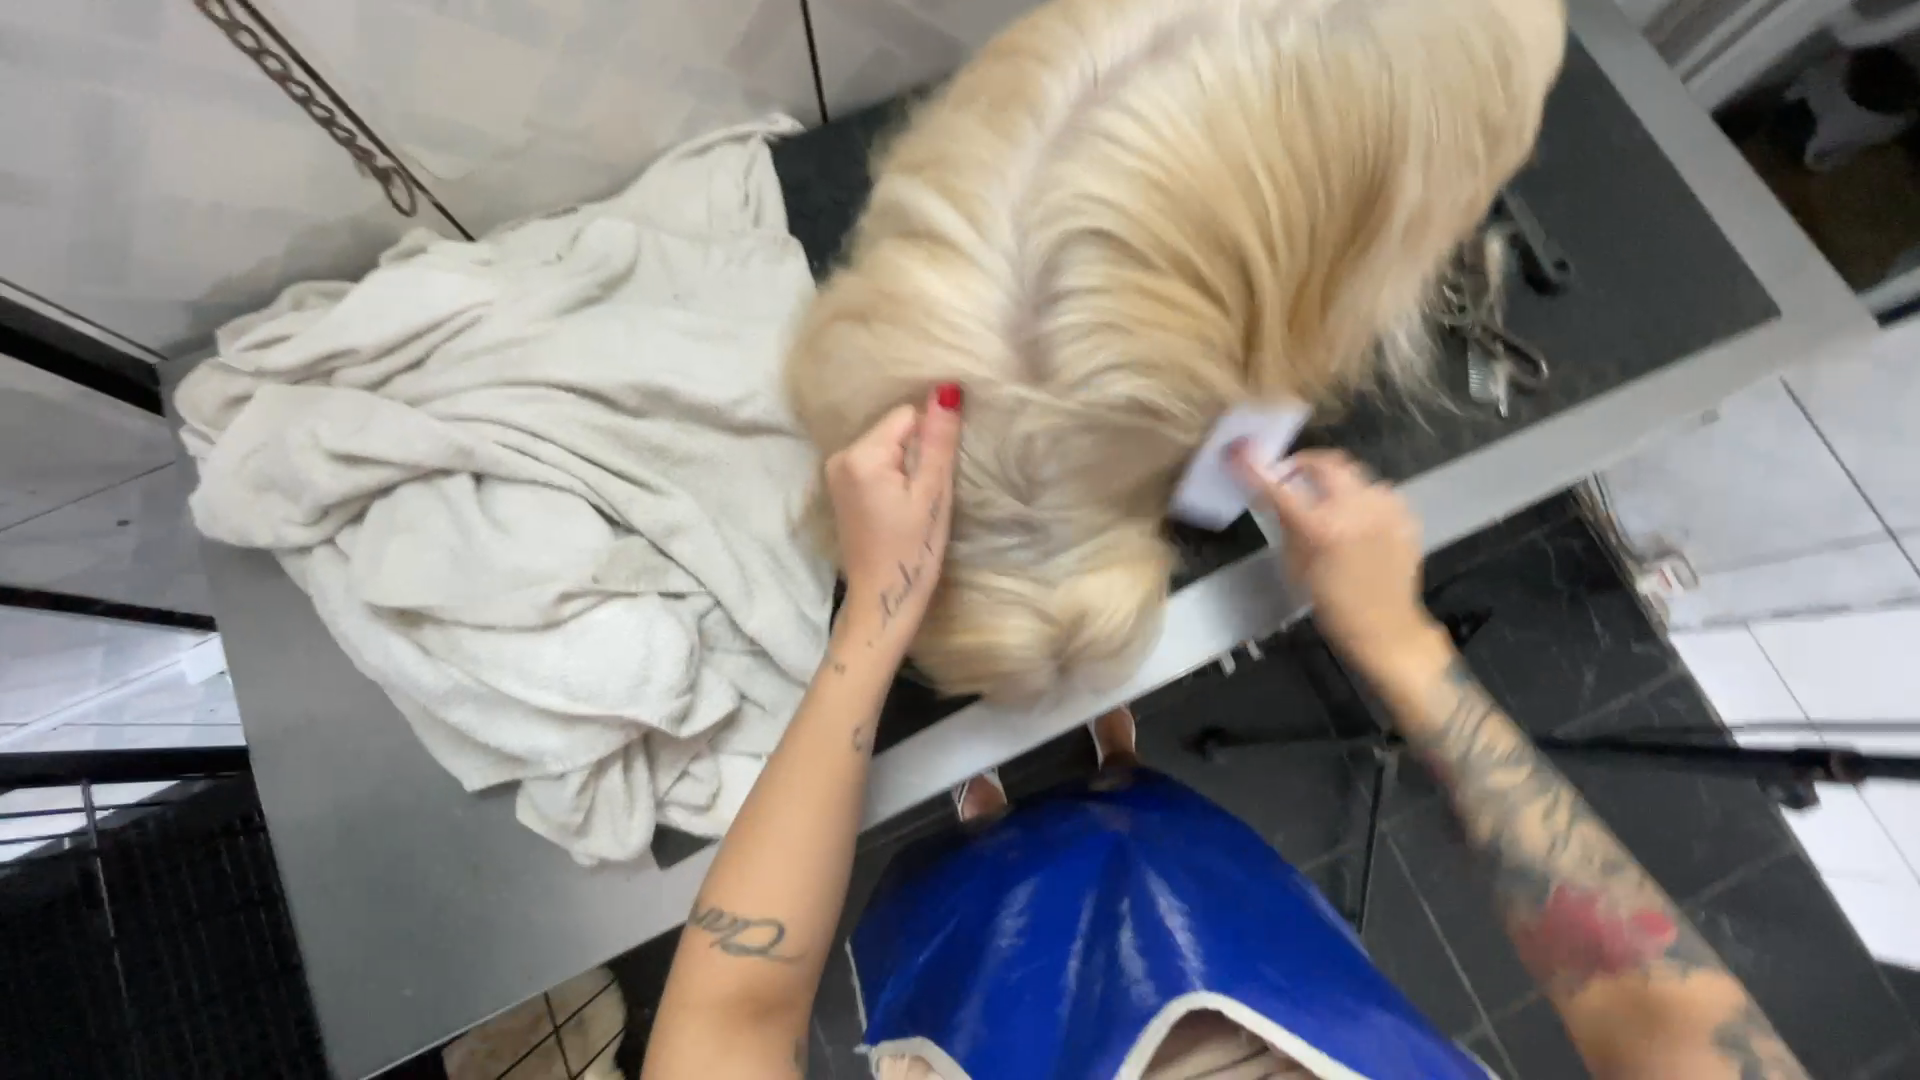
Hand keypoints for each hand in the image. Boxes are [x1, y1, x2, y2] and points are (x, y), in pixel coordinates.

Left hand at [826, 383, 962, 656]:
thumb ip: (938, 439)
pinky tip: (899, 507)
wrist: (882, 599)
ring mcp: (836, 473)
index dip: (931, 441)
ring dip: (906, 465)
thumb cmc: (912, 551)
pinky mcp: (841, 488)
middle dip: (917, 453)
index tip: (935, 477)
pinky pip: (875, 463)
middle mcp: (840, 456)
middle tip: (925, 495)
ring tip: (913, 503)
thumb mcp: (933, 494)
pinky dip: (893, 476)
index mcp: (860, 455)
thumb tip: (946, 388)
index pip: (908, 416)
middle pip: (895, 429)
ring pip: (887, 446)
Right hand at [1234, 447, 1448, 682]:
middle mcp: (1355, 510)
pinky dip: (1361, 497)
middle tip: (1289, 476)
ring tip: (1326, 500)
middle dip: (1302, 463)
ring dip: (1334, 481)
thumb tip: (1274, 497)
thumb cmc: (1330, 604)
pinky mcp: (1405, 516)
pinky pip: (1379, 492)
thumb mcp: (1296, 566)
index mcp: (1320, 528)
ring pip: (1355, 474)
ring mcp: (1386, 510)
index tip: (1239, 455)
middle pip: (1326, 463)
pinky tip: (1356, 517)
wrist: (1385, 627)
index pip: (1278, 489)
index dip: (1254, 470)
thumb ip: (1287, 525)